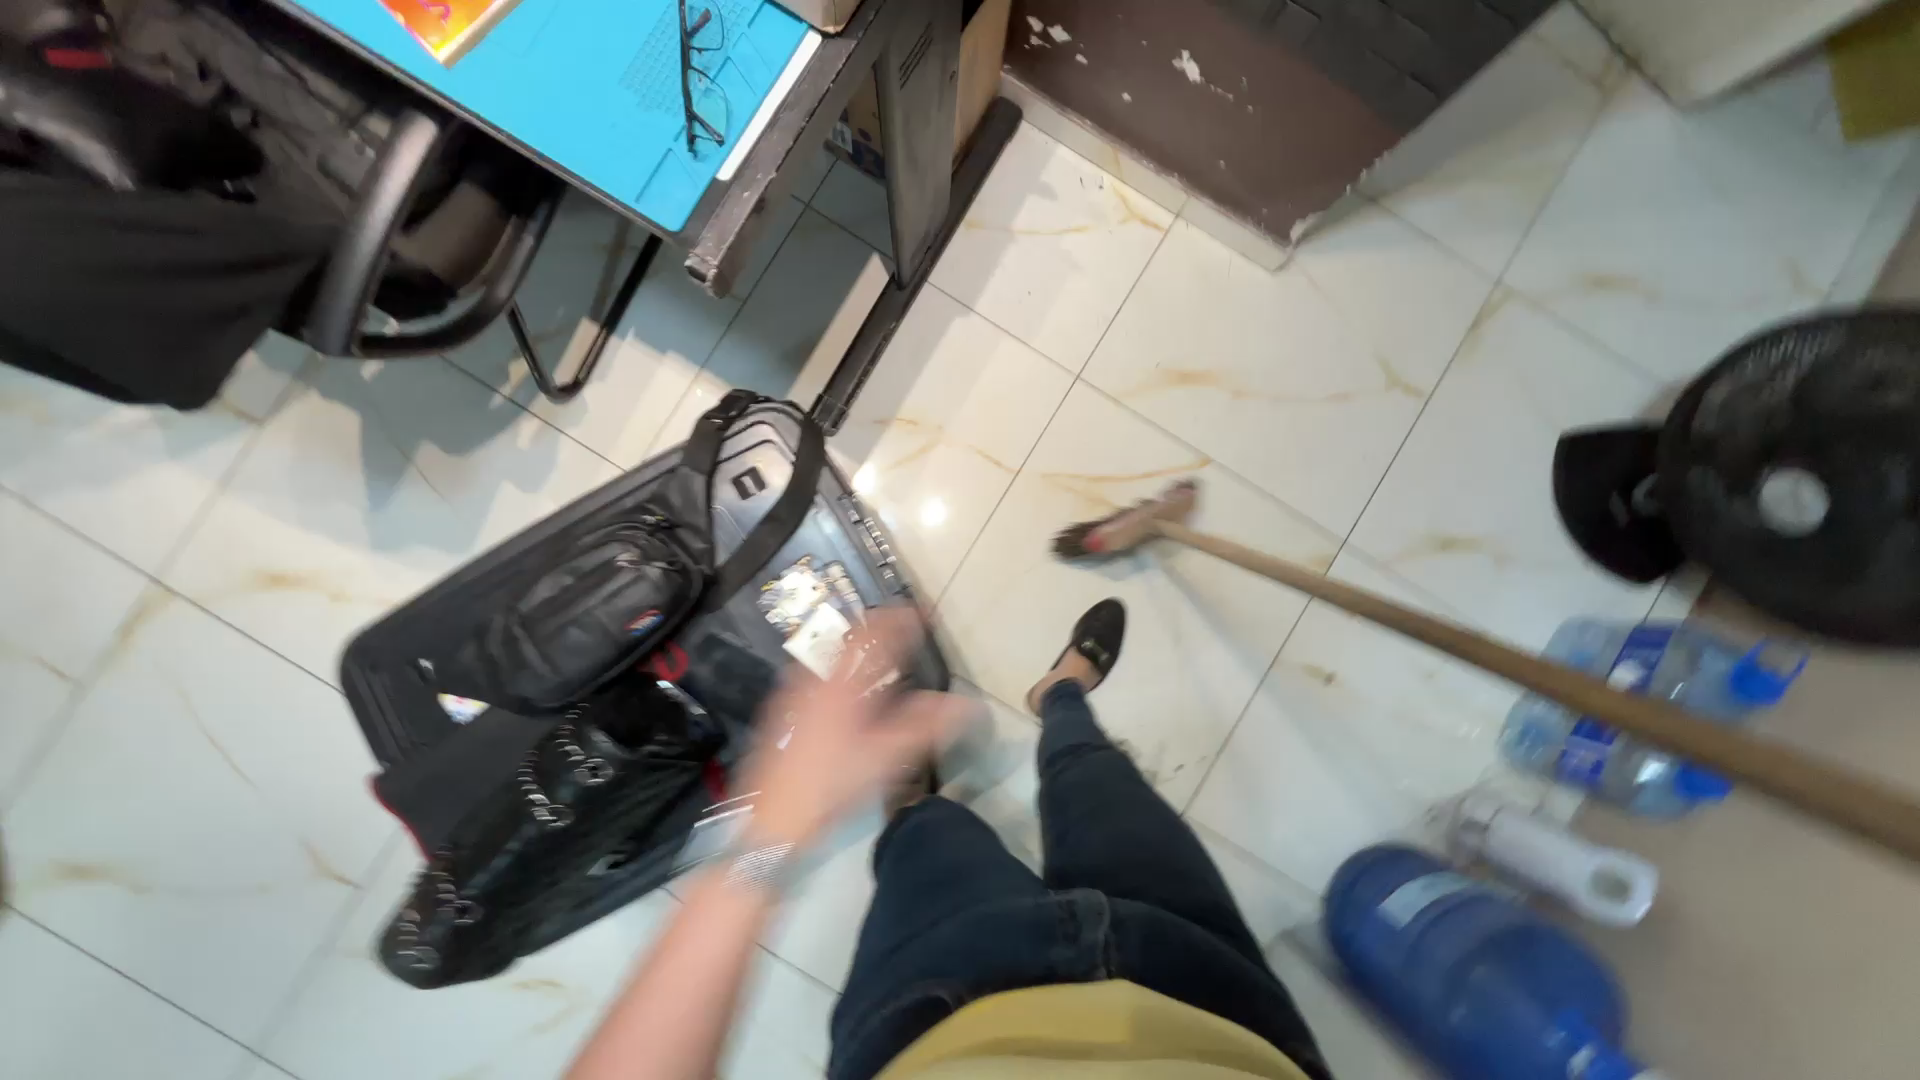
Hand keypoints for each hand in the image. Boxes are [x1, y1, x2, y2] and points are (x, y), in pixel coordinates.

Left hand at [735, 608, 971, 850]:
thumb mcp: (885, 756)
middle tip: (902, 633)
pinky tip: (845, 696)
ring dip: (856, 653)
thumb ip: (926, 725)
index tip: (920, 615)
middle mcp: (813, 681)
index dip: (898, 619)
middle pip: (848, 642)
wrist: (772, 820)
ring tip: (878, 659)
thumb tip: (964, 705)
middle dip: (877, 632)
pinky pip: (815, 679)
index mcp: (841, 684)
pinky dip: (838, 674)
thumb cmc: (831, 785)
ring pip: (830, 661)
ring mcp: (793, 697)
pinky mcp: (783, 715)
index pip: (872, 635)